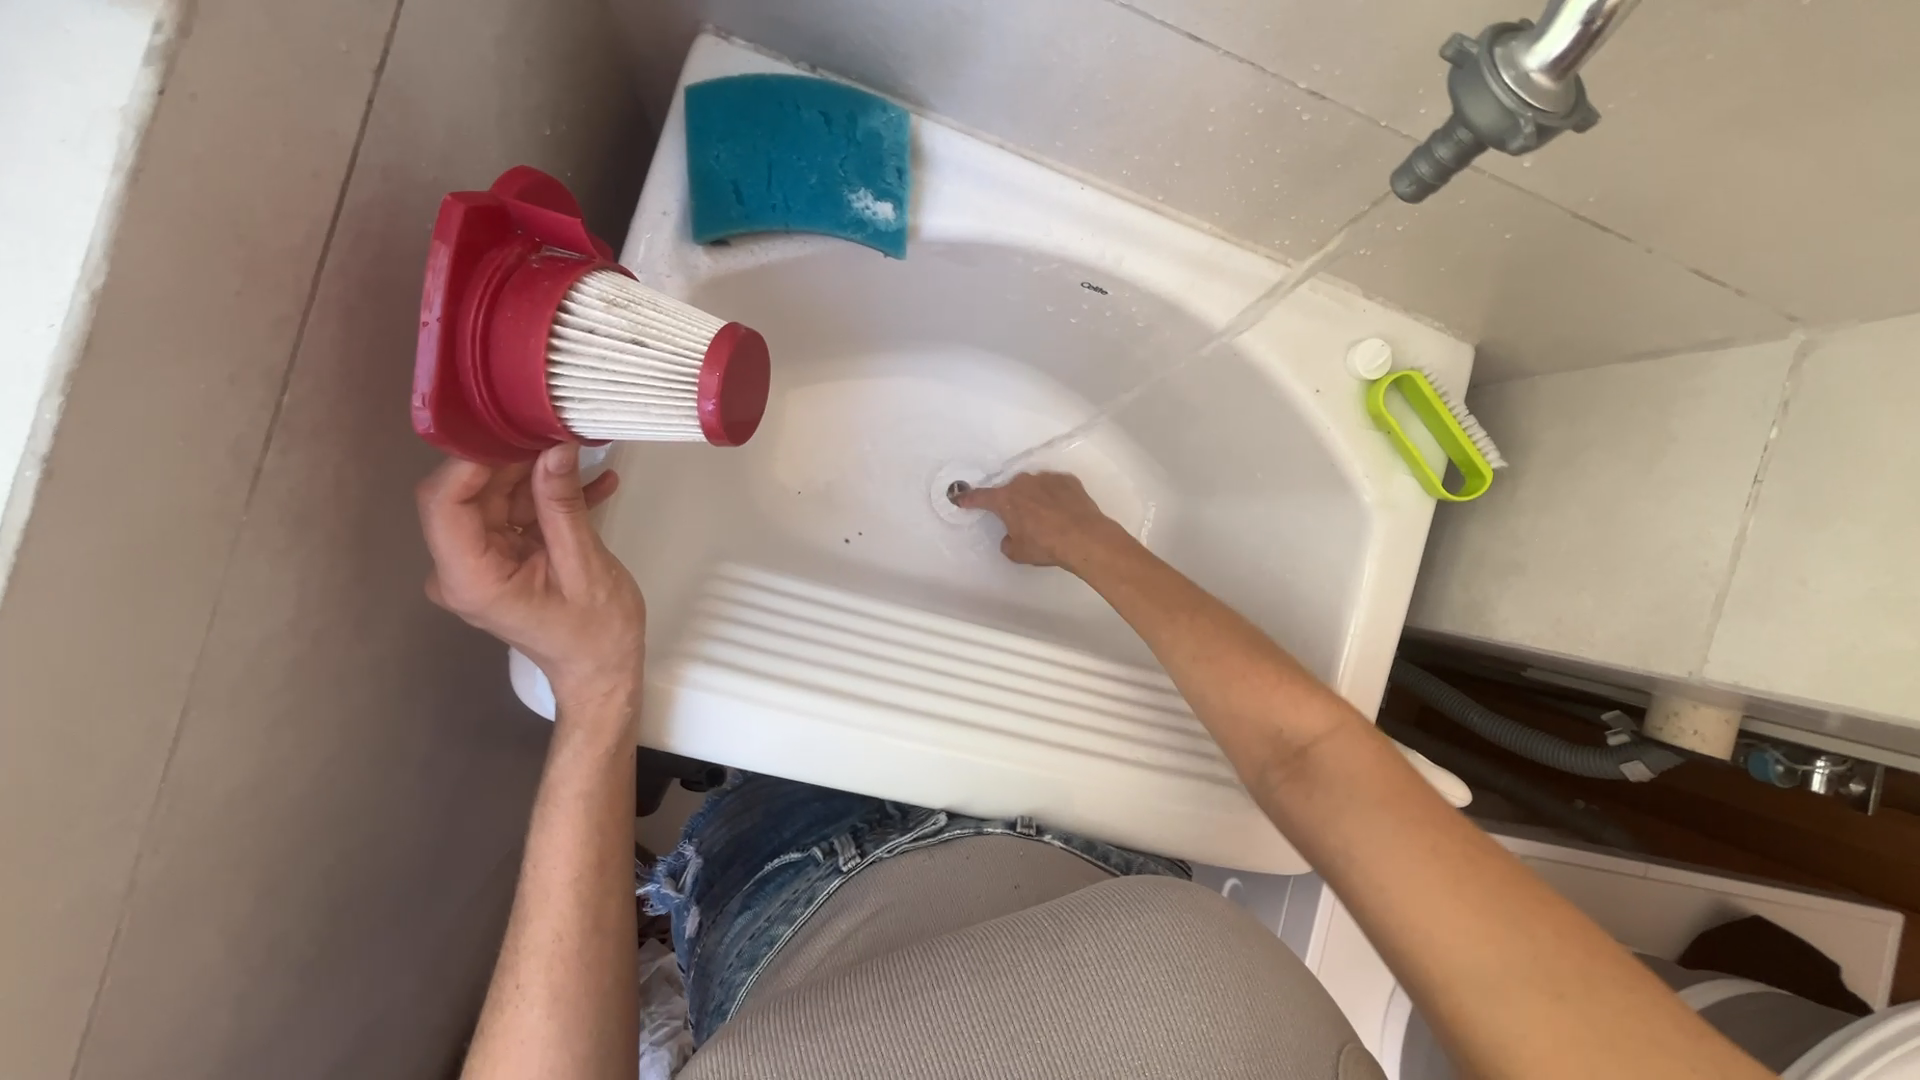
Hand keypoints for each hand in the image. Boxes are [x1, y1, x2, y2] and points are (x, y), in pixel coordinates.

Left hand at [416, 444, 645, 720]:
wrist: (603, 672)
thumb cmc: (595, 634)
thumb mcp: (586, 567)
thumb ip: (563, 507)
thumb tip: (553, 447)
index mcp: (471, 578)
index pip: (445, 503)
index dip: (472, 461)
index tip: (516, 430)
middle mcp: (462, 568)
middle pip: (470, 495)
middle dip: (513, 461)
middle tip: (557, 433)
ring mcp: (482, 562)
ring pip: (497, 499)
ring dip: (540, 476)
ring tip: (583, 454)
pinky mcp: (504, 558)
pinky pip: (519, 516)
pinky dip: (552, 499)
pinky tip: (594, 484)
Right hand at [953, 471, 1131, 569]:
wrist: (1084, 537)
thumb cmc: (1045, 545)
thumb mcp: (1018, 552)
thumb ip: (1007, 542)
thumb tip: (1010, 537)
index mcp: (1006, 500)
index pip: (981, 497)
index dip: (969, 499)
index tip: (961, 498)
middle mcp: (1023, 483)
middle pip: (1011, 491)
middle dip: (1013, 503)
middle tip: (1022, 520)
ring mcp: (1047, 478)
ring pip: (1034, 486)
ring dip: (1035, 498)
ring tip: (1047, 517)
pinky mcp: (1068, 480)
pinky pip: (1055, 487)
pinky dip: (1055, 496)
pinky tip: (1063, 511)